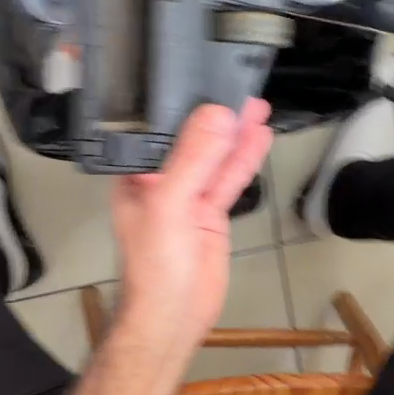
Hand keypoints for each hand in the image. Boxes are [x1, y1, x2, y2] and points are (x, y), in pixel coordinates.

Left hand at [111, 99, 273, 353]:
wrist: (173, 316)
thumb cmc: (154, 267)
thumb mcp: (170, 205)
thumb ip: (193, 160)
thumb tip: (217, 116)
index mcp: (135, 177)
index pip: (157, 130)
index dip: (181, 105)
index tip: (205, 78)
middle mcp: (160, 183)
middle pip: (191, 141)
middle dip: (214, 116)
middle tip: (240, 84)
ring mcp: (187, 199)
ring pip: (214, 158)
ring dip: (235, 134)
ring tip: (256, 103)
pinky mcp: (209, 214)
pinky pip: (228, 180)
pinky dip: (243, 159)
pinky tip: (258, 137)